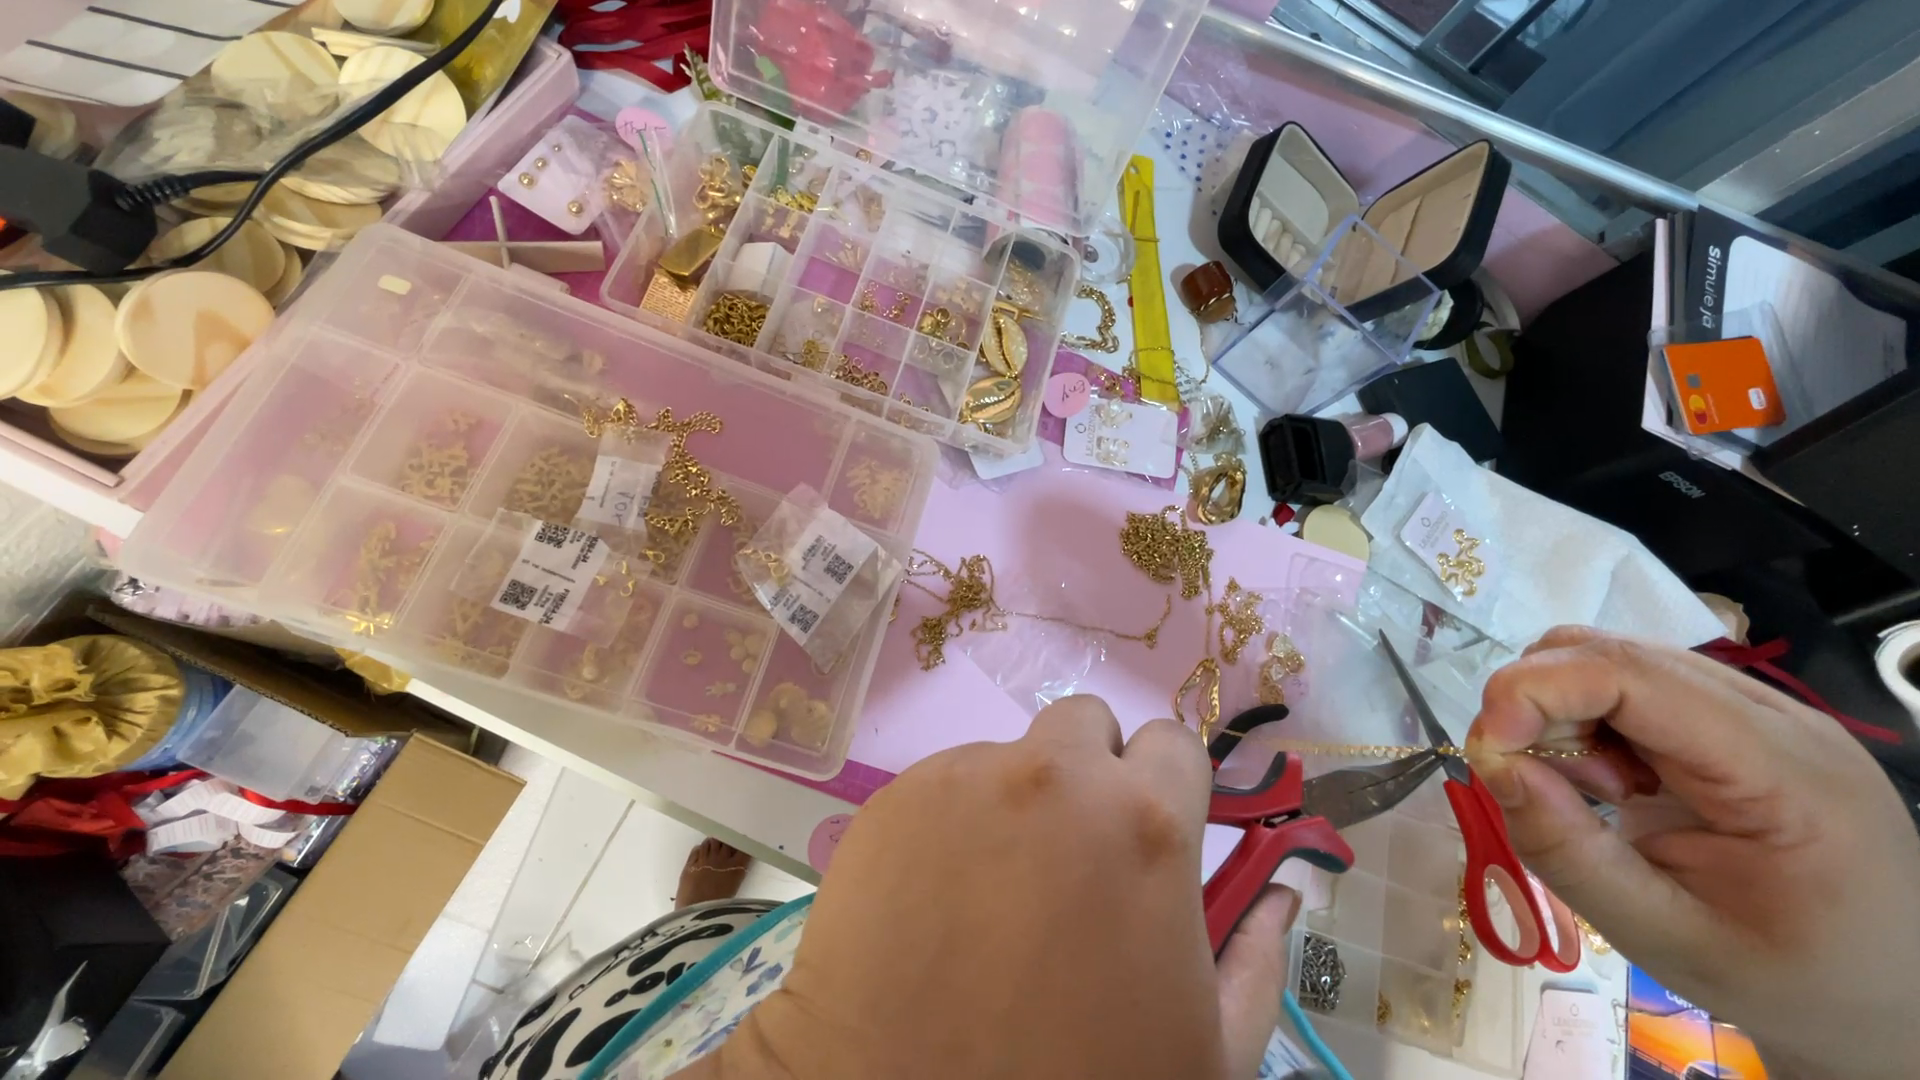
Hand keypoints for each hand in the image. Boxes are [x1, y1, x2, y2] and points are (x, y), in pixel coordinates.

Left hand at [690, 696, 1297, 1078]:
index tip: (1149, 828)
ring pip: (1009, 755)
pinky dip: (953, 820)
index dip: (1167, 784)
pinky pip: (943, 785)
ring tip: (997, 885)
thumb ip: (1257, 956)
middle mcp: (1053, 775)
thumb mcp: (1208, 1050)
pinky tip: (940, 894)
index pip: (1173, 743)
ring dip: (1018, 799)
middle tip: (1073, 850)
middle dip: (1091, 769)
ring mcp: (964, 778)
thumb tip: (1280, 893)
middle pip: (1084, 724)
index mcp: (1144, 821)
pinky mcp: (895, 798)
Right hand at [1466, 627, 1919, 1079]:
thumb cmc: (1782, 979)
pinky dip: (1582, 722)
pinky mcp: (1732, 720)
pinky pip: (1625, 686)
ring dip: (1557, 714)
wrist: (1886, 1000)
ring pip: (1608, 660)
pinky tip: (1609, 781)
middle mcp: (1772, 715)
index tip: (1486, 754)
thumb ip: (1570, 853)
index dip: (1533, 692)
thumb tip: (1491, 764)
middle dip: (1536, 705)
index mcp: (1780, 769)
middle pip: (1609, 653)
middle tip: (1534, 784)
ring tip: (1587, 792)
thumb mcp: (1666, 938)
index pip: (1627, 673)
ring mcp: (1755, 711)